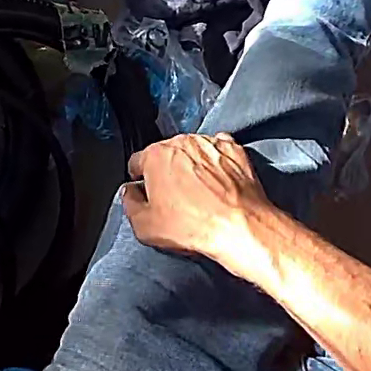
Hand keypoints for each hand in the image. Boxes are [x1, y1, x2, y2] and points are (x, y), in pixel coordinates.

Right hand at [122, 133, 273, 267]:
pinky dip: (216, 164)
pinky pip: (218, 151)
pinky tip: (218, 184)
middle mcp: (182, 142)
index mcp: (155, 156)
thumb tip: (130, 195)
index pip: (137, 161)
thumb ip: (130, 205)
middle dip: (167, 172)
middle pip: (166, 154)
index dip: (140, 179)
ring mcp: (209, 143)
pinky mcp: (233, 149)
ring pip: (192, 151)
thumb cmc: (195, 226)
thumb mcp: (145, 227)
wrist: (240, 227)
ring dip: (192, 167)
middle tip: (175, 198)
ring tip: (200, 194)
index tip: (146, 191)